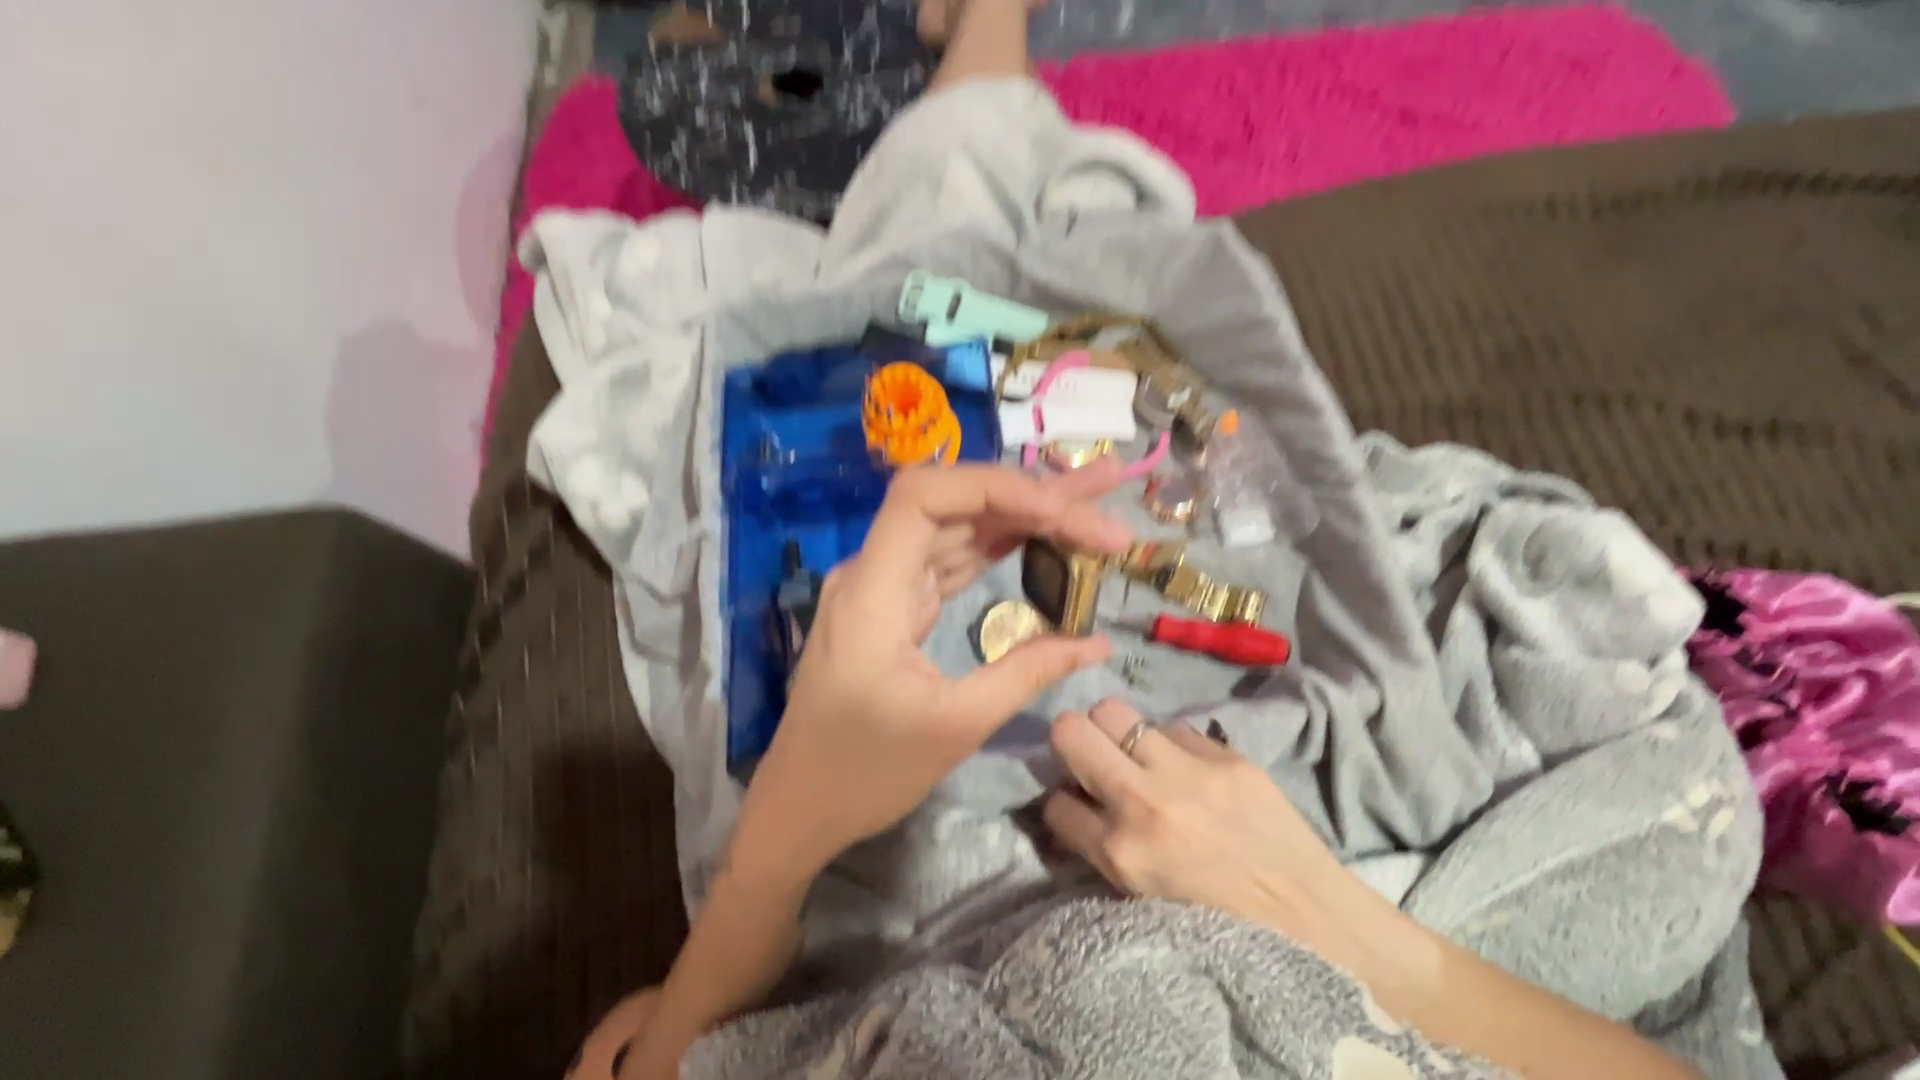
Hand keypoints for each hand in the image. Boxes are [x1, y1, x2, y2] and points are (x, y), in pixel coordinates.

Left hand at [727, 463, 1133, 883]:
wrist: (801, 802)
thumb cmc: (865, 772)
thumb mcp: (956, 725)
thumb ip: (1028, 673)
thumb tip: (1097, 643)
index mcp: (872, 590)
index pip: (926, 497)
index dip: (996, 486)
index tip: (1064, 508)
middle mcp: (875, 570)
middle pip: (954, 504)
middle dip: (1032, 494)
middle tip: (1109, 484)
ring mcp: (886, 584)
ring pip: (960, 528)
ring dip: (1026, 513)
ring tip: (1096, 500)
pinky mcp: (899, 605)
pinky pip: (954, 559)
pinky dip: (1003, 547)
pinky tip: (1049, 536)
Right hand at [1043, 699, 1379, 951]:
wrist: (1308, 914)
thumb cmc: (1220, 921)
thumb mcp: (1143, 897)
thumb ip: (1102, 846)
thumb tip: (1073, 803)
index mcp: (1121, 853)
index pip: (1054, 802)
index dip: (1060, 802)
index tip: (1075, 803)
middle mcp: (1145, 803)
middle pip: (1071, 731)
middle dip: (1071, 742)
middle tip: (1090, 757)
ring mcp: (1188, 773)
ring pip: (1114, 710)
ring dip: (1115, 732)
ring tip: (1134, 753)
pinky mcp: (1225, 755)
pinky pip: (1172, 727)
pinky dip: (1168, 744)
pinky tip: (1186, 768)